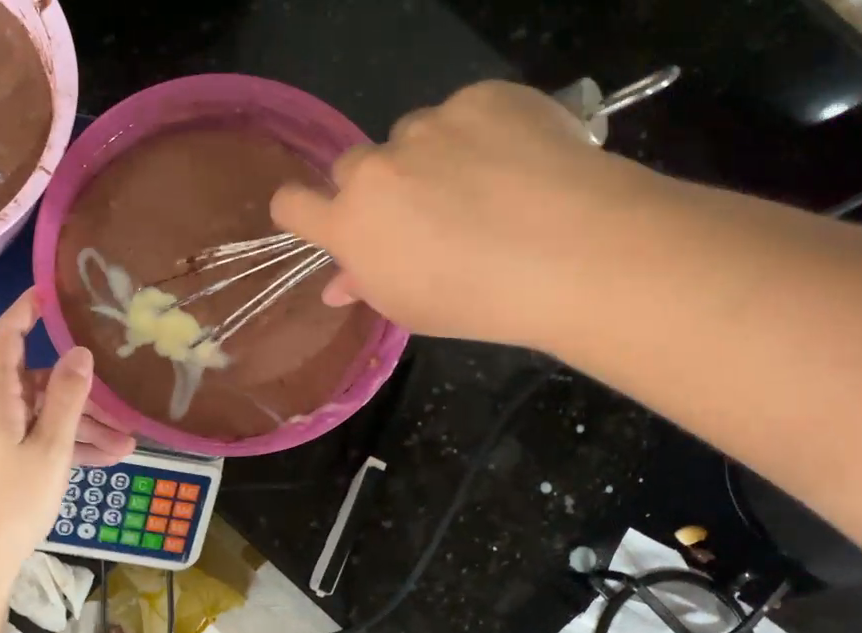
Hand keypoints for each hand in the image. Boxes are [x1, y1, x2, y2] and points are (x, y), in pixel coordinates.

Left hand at [0, 290, 134, 581]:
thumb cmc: (15, 500)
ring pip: (43, 415)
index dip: (28, 310)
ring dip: (83, 427)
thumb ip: (66, 398)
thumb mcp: (50, 448)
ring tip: (126, 446)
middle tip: (123, 410)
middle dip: (83, 395)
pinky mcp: (0, 457)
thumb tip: (79, 353)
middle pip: (38, 383)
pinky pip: (37, 438)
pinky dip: (66, 445)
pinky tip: (105, 458)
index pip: (6, 336)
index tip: (54, 293)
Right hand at [271, 80, 657, 349]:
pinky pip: (464, 111)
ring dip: (426, 156)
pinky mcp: (482, 97)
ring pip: (410, 136)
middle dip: (375, 186)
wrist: (570, 251)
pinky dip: (478, 132)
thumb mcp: (407, 305)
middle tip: (418, 211)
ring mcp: (429, 127)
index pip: (292, 204)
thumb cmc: (473, 297)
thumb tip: (340, 283)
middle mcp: (377, 168)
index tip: (320, 219)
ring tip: (478, 183)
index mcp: (348, 223)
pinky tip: (513, 160)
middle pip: (353, 166)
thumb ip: (366, 283)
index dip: (300, 210)